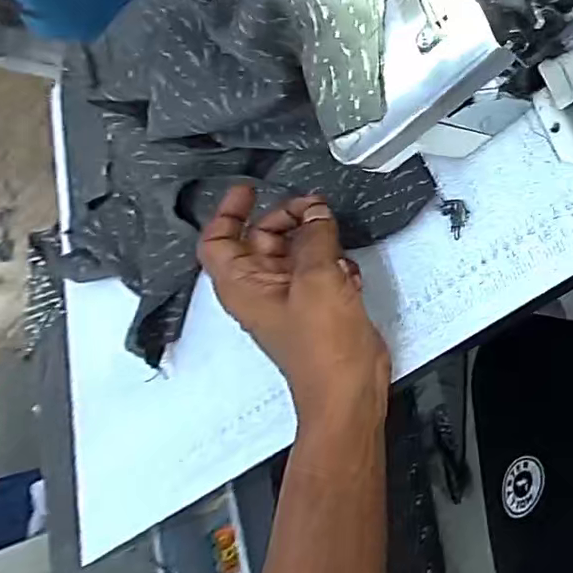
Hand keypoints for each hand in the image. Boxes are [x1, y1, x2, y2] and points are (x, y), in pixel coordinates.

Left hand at [197, 186, 389, 429]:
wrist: (347, 384)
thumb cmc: (322, 340)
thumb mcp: (318, 278)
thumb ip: (316, 238)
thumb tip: (317, 211)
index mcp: (243, 285)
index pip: (220, 240)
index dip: (230, 212)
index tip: (249, 188)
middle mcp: (262, 289)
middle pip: (264, 240)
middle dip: (289, 219)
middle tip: (317, 205)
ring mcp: (293, 298)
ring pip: (297, 253)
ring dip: (318, 239)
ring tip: (338, 235)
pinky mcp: (321, 305)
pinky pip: (322, 271)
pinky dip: (336, 261)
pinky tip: (352, 269)